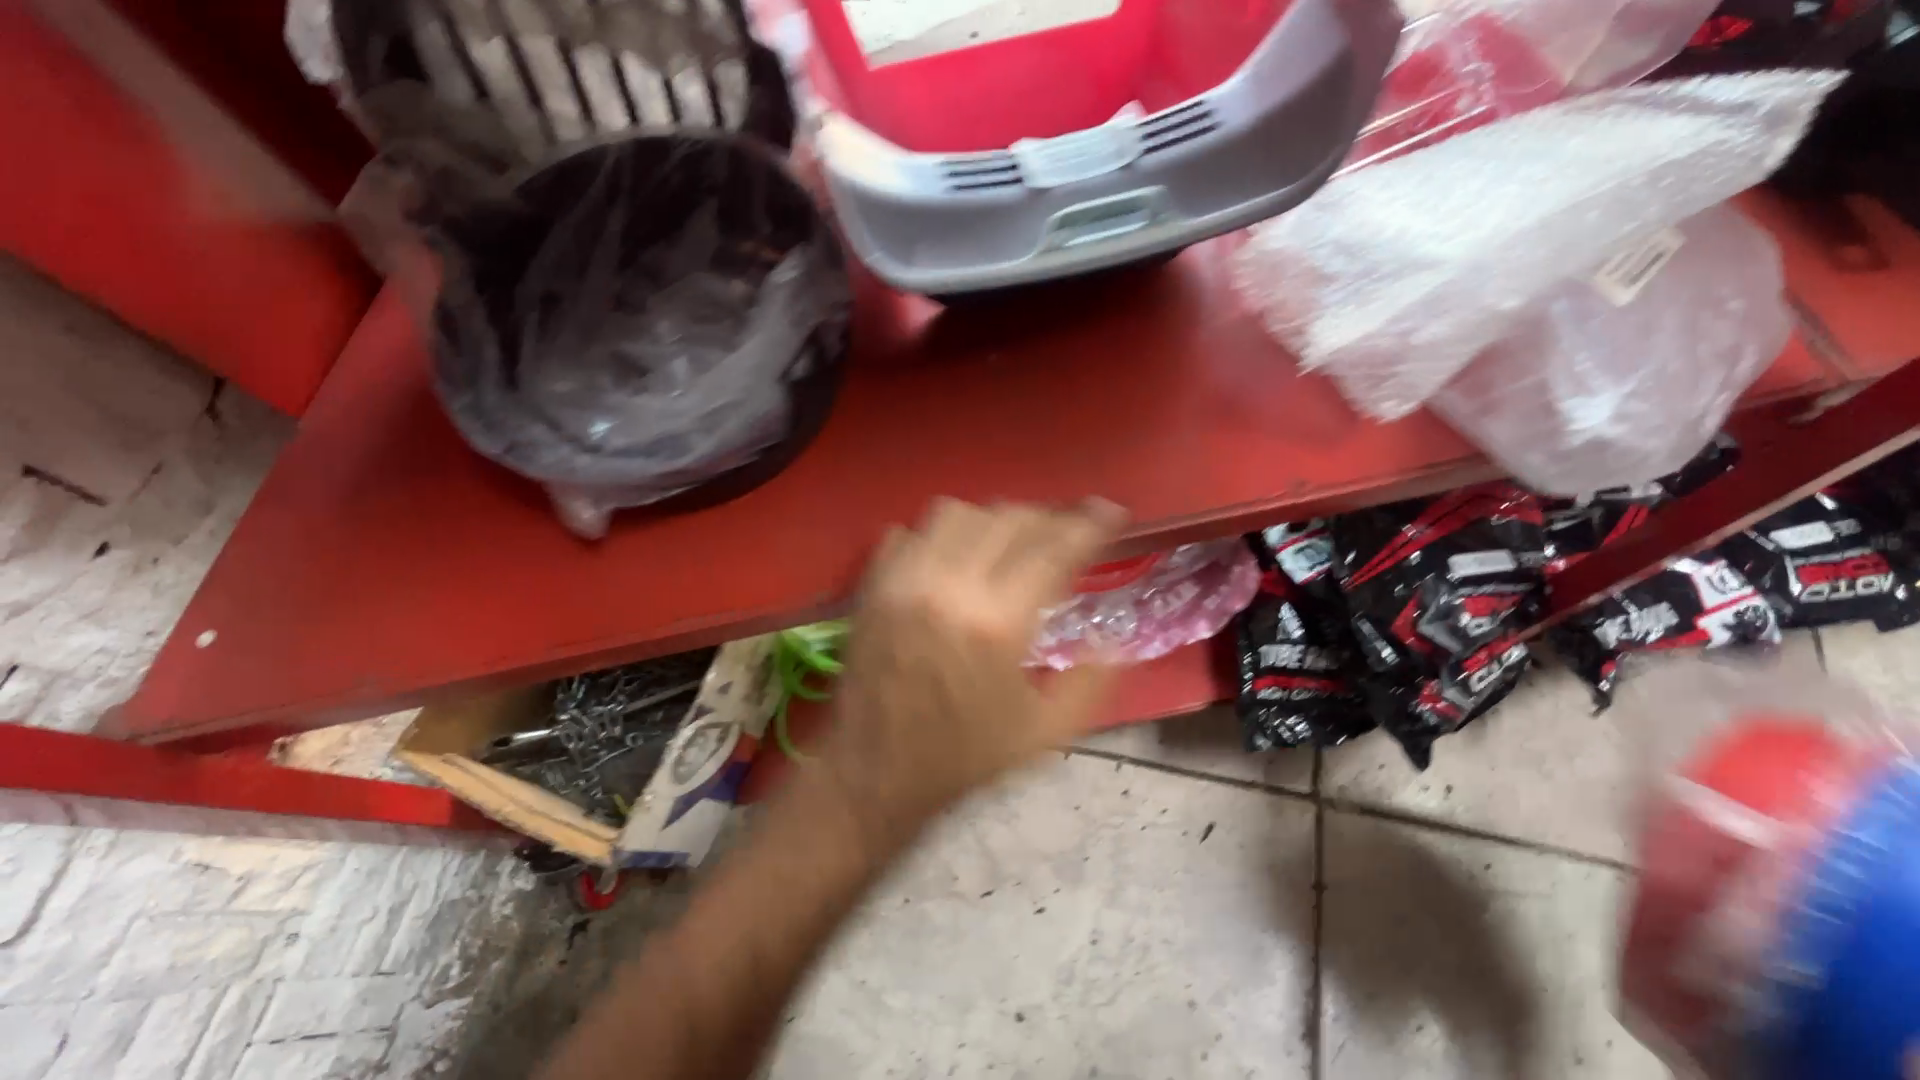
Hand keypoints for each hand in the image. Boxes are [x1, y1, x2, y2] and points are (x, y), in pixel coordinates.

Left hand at [818, 498, 1125, 845]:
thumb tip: (1114, 638)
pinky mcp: (873, 588)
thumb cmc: (962, 758)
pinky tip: (952, 560)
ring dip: (991, 520)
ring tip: (1008, 543)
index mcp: (998, 623)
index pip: (1053, 548)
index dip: (1089, 524)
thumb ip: (1090, 684)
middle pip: (1008, 518)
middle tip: (1065, 534)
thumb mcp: (1044, 735)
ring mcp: (904, 582)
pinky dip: (937, 537)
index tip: (1111, 513)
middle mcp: (950, 587)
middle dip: (1047, 518)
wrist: (873, 772)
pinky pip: (908, 533)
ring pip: (956, 513)